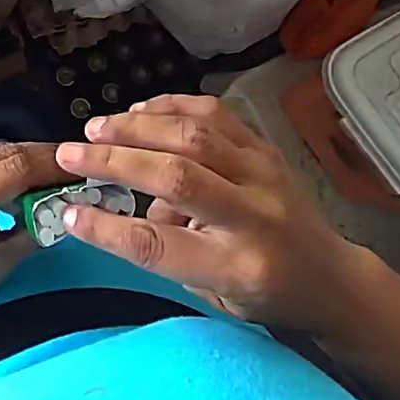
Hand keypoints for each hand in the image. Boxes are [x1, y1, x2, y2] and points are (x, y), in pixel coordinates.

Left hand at [0, 143, 75, 340]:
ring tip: (48, 175)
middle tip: (70, 170)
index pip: (17, 167)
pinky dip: (0, 162)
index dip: (52, 165)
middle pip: (4, 151)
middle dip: (41, 158)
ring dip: (21, 158)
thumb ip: (34, 229)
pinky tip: (17, 179)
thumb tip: (64, 206)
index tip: (78, 170)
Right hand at [55, 94, 376, 336]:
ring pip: (192, 135)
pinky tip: (137, 111)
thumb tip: (119, 199)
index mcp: (239, 266)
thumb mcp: (210, 292)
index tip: (68, 211)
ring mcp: (263, 173)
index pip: (160, 246)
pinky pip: (211, 113)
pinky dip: (167, 106)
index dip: (106, 228)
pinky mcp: (263, 146)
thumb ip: (162, 247)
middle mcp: (255, 216)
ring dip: (135, 127)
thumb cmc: (262, 293)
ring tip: (95, 128)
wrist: (331, 276)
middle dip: (113, 162)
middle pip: (176, 177)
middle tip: (70, 154)